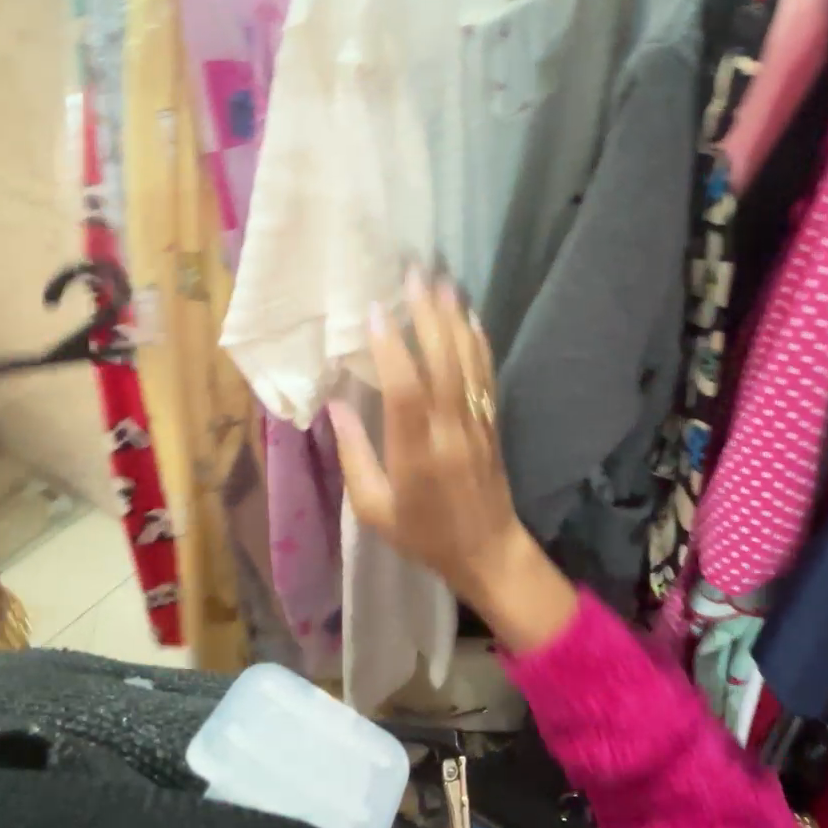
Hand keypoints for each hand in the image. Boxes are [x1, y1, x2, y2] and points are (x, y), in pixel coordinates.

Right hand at [330, 269, 576, 653]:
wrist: (487, 551)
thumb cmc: (423, 534)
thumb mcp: (375, 509)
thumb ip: (354, 456)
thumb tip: (334, 406)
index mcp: (417, 454)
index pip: (406, 392)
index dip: (392, 349)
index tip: (376, 312)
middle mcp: (451, 431)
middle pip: (442, 365)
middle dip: (428, 318)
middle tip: (415, 276)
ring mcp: (477, 424)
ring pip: (468, 364)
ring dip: (455, 321)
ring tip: (443, 283)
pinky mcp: (492, 423)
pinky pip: (486, 377)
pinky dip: (479, 344)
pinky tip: (471, 319)